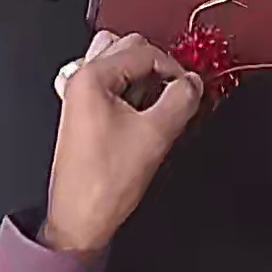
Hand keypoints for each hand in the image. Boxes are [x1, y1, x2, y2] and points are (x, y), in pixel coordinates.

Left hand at [41, 33, 202, 254]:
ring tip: (153, 98)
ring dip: (140, 72)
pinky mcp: (81, 111)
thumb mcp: (156, 135)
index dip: (174, 68)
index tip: (189, 89)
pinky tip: (134, 105)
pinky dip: (124, 84)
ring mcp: (78, 94)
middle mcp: (81, 77)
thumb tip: (193, 82)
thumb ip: (181, 99)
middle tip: (174, 92)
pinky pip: (106, 80)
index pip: (146, 52)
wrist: (78, 224)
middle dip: (157, 66)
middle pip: (129, 47)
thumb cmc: (106, 182)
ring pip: (116, 59)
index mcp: (93, 76)